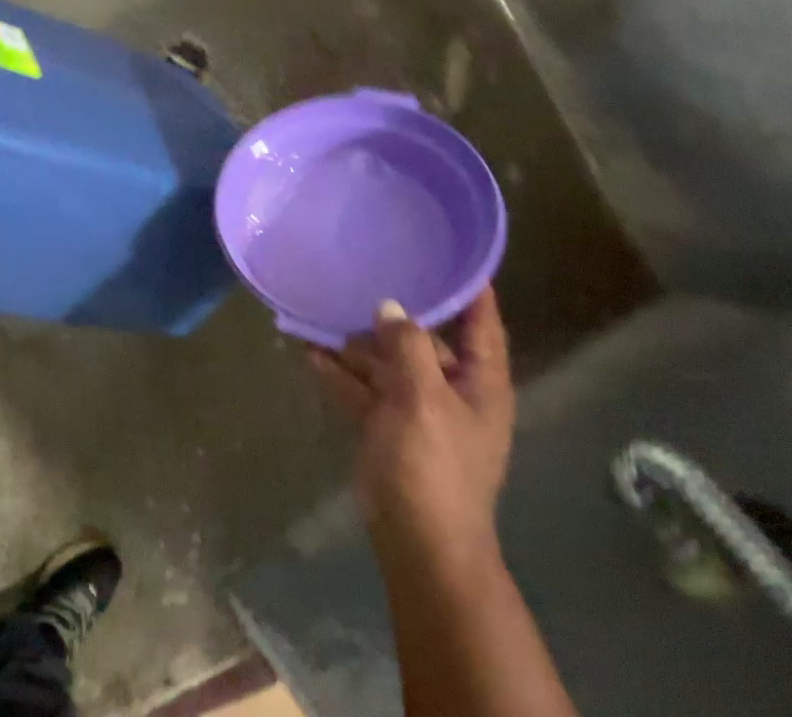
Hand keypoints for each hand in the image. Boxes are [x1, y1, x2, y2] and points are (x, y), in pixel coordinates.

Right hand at [309, 288, 514, 556]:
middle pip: (424, 342)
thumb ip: (408, 348)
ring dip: (356, 345)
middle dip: (392, 316)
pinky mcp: (386, 431)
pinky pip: (363, 392)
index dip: (471, 290)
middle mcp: (452, 393)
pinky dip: (340, 374)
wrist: (420, 539)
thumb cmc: (433, 466)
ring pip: (386, 366)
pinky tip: (310, 353)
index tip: (450, 252)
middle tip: (360, 276)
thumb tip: (391, 308)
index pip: (481, 325)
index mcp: (481, 384)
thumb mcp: (422, 399)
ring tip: (321, 312)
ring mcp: (417, 413)